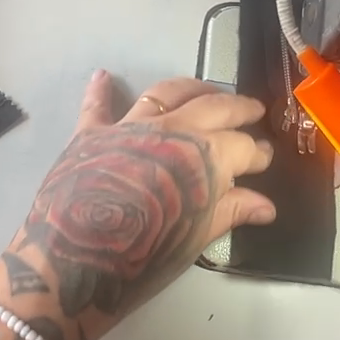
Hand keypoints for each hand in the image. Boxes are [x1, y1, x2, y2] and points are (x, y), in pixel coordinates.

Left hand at [7, 71, 273, 339]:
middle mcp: (172, 129)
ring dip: (193, 88)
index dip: (257, 153)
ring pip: (168, 92)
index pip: (242, 147)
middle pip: (214, 107)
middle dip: (239, 108)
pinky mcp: (91, 134)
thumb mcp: (194, 239)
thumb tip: (265, 205)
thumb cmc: (142, 259)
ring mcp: (130, 126)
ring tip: (208, 91)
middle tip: (254, 111)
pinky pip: (97, 106)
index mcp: (205, 156)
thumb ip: (229, 212)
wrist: (74, 262)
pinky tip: (103, 76)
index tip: (265, 158)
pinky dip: (101, 90)